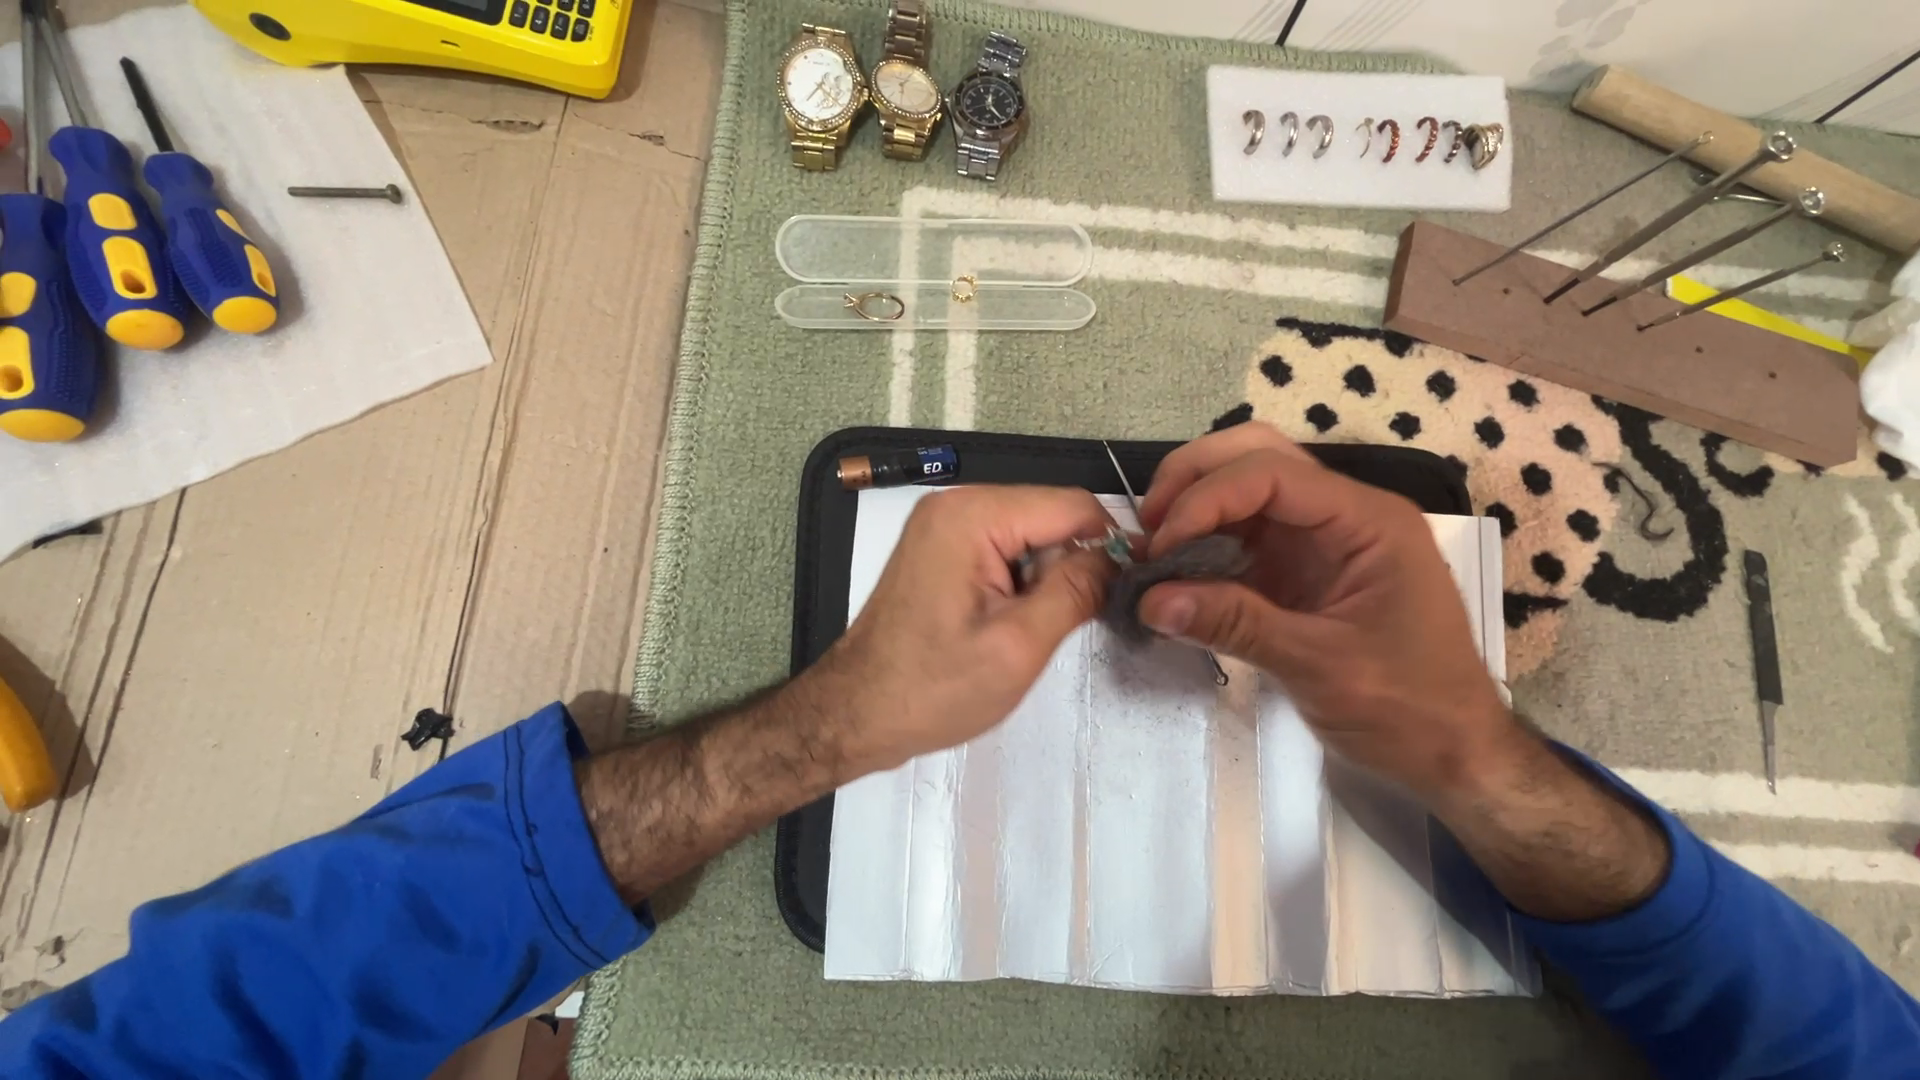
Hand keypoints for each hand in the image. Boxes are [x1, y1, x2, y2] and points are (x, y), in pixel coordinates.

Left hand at [804, 486, 1117, 779]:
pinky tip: (1012, 620)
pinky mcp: (942, 548)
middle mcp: (956, 504)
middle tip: (1069, 622)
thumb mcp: (1019, 645)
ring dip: (1047, 576)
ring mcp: (944, 524)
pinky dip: (1023, 579)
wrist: (856, 713)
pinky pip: (1004, 547)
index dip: (1113, 542)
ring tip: (1032, 628)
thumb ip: (1077, 591)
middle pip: (1050, 514)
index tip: (1133, 588)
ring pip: (1031, 533)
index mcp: (972, 515)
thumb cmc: (932, 688)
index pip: (1072, 504)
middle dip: (1074, 563)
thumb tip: (1119, 556)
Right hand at [1134, 424, 1519, 802]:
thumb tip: (1149, 601)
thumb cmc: (1407, 709)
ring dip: (1191, 505)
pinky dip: (1201, 543)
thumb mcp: (1320, 667)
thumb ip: (1235, 625)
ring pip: (1244, 486)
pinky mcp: (1298, 567)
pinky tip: (1173, 570)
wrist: (1452, 753)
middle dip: (1193, 479)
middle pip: (1257, 455)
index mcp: (1366, 521)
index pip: (1272, 474)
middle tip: (1147, 527)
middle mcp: (1342, 514)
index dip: (1206, 499)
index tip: (1162, 549)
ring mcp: (1319, 538)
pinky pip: (1241, 534)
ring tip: (1152, 548)